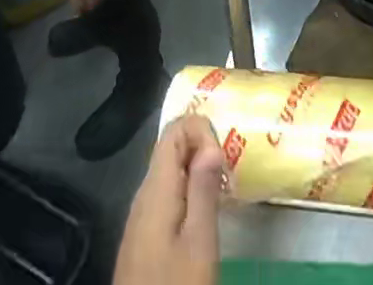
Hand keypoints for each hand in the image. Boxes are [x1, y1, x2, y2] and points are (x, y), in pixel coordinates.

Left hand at [115, 115, 224, 284]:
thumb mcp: (199, 243)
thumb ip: (203, 190)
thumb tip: (211, 143)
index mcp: (156, 187)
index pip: (174, 130)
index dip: (201, 131)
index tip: (224, 160)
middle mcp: (144, 192)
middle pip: (171, 148)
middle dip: (203, 150)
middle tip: (230, 176)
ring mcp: (142, 213)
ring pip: (170, 171)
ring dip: (198, 172)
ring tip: (225, 191)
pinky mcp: (145, 233)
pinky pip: (167, 194)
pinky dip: (188, 191)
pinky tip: (206, 214)